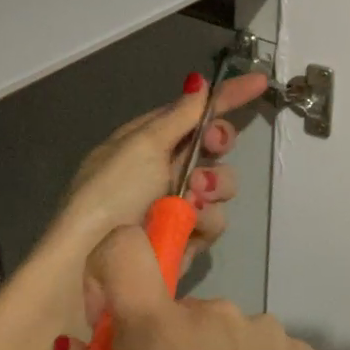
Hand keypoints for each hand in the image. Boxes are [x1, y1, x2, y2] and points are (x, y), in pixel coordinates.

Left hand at [57, 70, 268, 260]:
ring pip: (222, 184)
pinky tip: (186, 228)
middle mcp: (163, 169)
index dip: (227, 96)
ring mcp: (176, 205)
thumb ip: (180, 116)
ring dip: (211, 186)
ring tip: (191, 198)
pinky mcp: (187, 239)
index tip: (260, 82)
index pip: (193, 111)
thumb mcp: (141, 145)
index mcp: (146, 140)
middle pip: (215, 145)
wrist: (89, 267)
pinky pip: (214, 221)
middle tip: (213, 146)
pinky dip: (203, 221)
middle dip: (219, 142)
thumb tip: (200, 83)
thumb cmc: (111, 194)